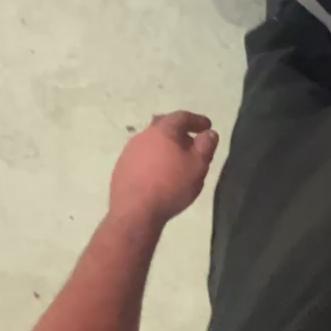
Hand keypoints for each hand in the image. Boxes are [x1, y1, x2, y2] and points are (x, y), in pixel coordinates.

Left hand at [107, 111, 219, 228]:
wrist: (135, 214)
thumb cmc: (171, 186)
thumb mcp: (198, 166)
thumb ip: (206, 145)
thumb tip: (209, 133)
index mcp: (162, 131)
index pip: (181, 116)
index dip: (197, 120)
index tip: (208, 127)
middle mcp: (142, 136)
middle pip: (163, 126)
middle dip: (180, 131)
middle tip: (192, 142)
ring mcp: (128, 153)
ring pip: (151, 142)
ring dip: (165, 147)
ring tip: (177, 161)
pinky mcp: (121, 169)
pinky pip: (142, 157)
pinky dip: (154, 160)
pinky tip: (160, 174)